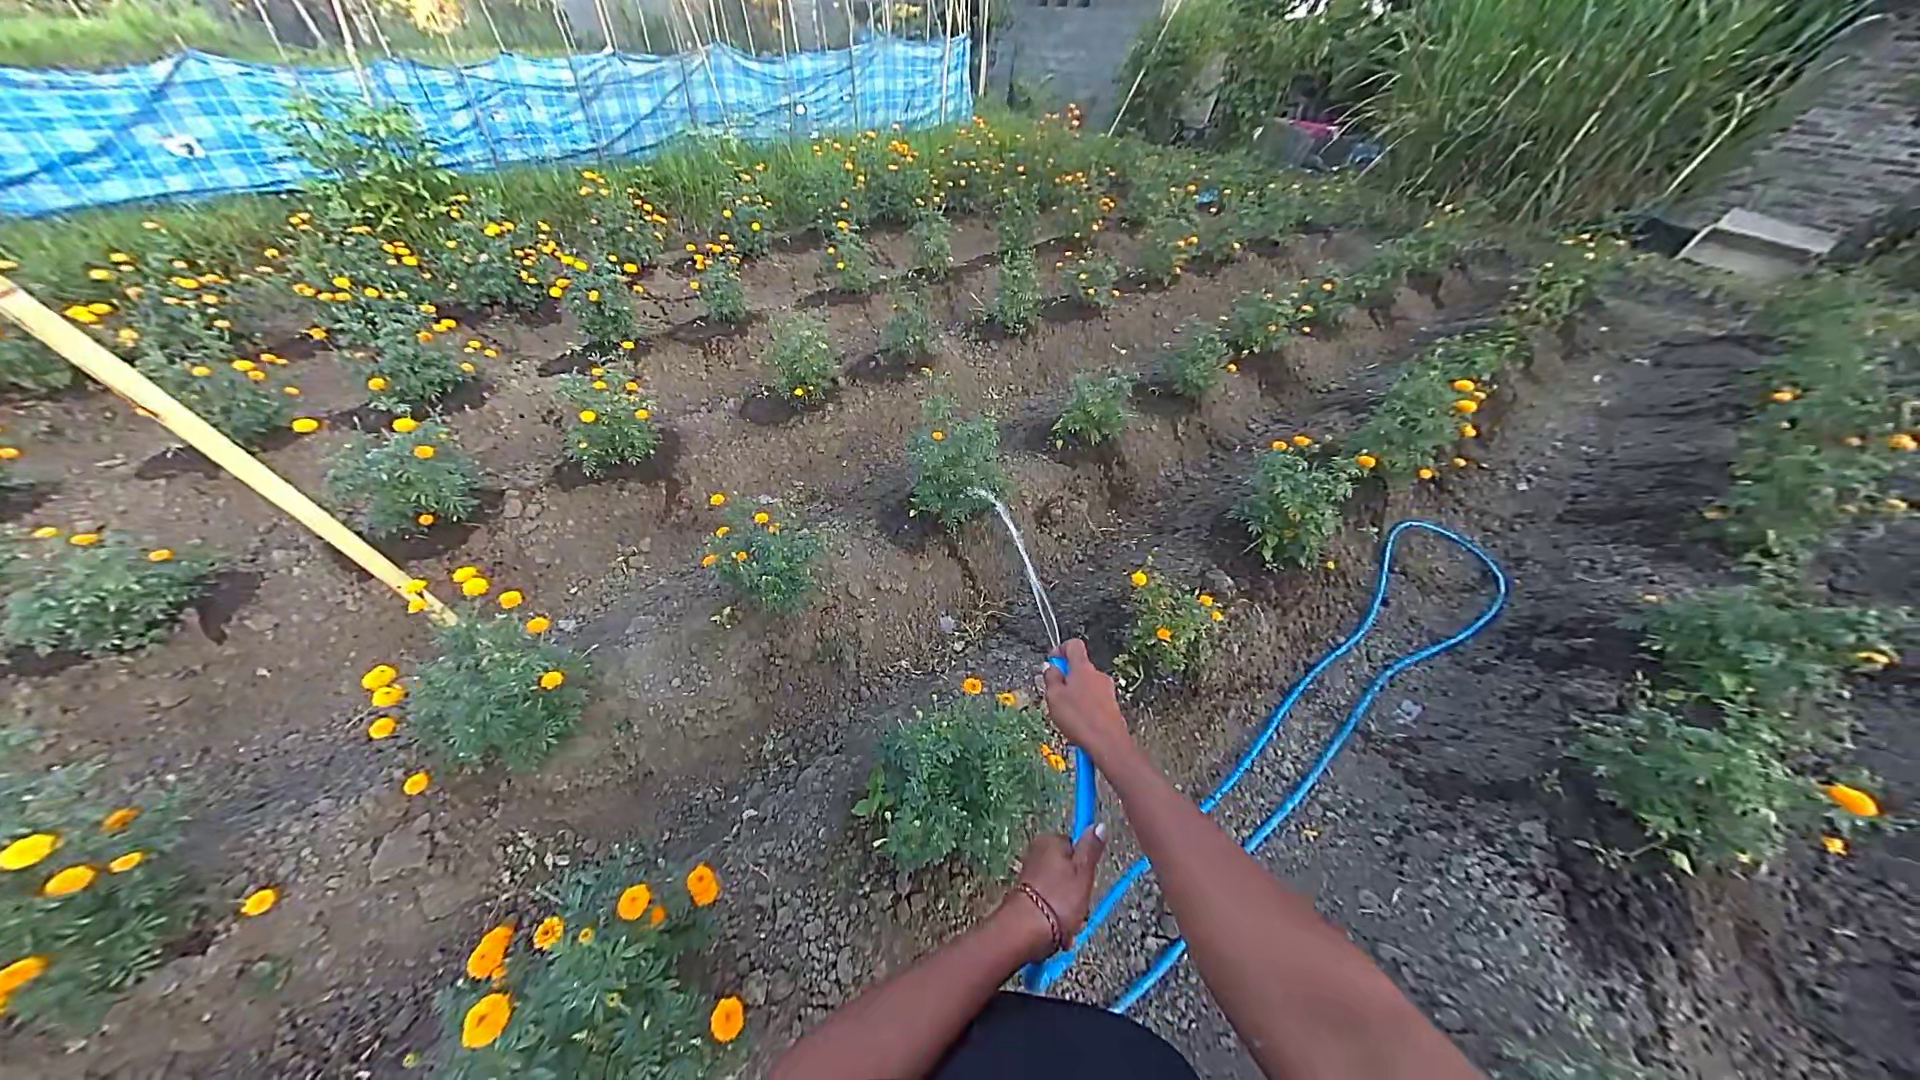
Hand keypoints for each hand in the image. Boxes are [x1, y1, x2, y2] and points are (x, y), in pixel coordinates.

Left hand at [1004, 828, 1104, 960]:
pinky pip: (1049, 903)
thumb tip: (1099, 825)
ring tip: (1068, 922)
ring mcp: (1030, 874)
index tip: (1086, 881)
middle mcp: (1036, 852)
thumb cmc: (1059, 898)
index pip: (1075, 846)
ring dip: (1068, 907)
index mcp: (1049, 840)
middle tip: (1079, 904)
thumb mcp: (1083, 871)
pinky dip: (1056, 916)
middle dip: (1076, 890)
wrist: (1026, 930)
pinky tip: (1059, 930)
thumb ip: (1091, 848)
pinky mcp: (1025, 896)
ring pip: (1060, 889)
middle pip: (1068, 869)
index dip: (1084, 866)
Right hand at [1041, 639, 1131, 759]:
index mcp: (1083, 668)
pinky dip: (1084, 707)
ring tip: (1065, 714)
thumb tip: (1051, 668)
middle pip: (1078, 668)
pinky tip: (1078, 723)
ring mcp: (1107, 690)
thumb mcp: (1054, 696)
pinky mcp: (1111, 706)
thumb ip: (1051, 678)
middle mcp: (1098, 675)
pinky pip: (1093, 700)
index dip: (1060, 650)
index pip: (1073, 645)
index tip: (1052, 662)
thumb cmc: (1079, 718)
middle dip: (1065, 678)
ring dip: (1074, 694)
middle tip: (1054, 695)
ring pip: (1085, 685)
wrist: (1108, 743)